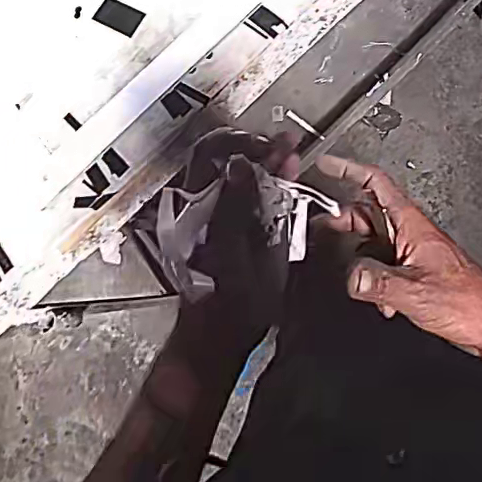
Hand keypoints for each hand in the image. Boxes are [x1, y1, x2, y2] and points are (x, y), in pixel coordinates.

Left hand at [168, 129, 298, 370]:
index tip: (275, 146)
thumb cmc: (229, 306)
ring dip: (261, 163)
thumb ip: (237, 208)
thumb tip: (241, 165)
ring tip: (287, 158)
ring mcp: (208, 217)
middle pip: (222, 159)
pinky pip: (238, 193)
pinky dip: (260, 182)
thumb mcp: (238, 257)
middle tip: (286, 148)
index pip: (212, 153)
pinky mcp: (221, 228)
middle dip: (258, 149)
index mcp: (194, 209)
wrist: (216, 339)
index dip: (244, 143)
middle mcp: (196, 208)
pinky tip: (279, 179)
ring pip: (231, 175)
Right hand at [311, 154, 481, 361]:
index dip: (350, 170)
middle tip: (321, 225)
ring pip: (376, 239)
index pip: (376, 183)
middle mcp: (412, 232)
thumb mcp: (413, 293)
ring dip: (361, 256)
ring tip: (353, 275)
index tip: (328, 165)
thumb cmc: (468, 302)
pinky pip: (385, 262)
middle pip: (369, 211)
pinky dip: (375, 276)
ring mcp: (414, 250)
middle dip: (344, 217)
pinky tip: (380, 300)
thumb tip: (351, 275)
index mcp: (412, 224)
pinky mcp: (416, 269)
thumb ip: (376, 282)